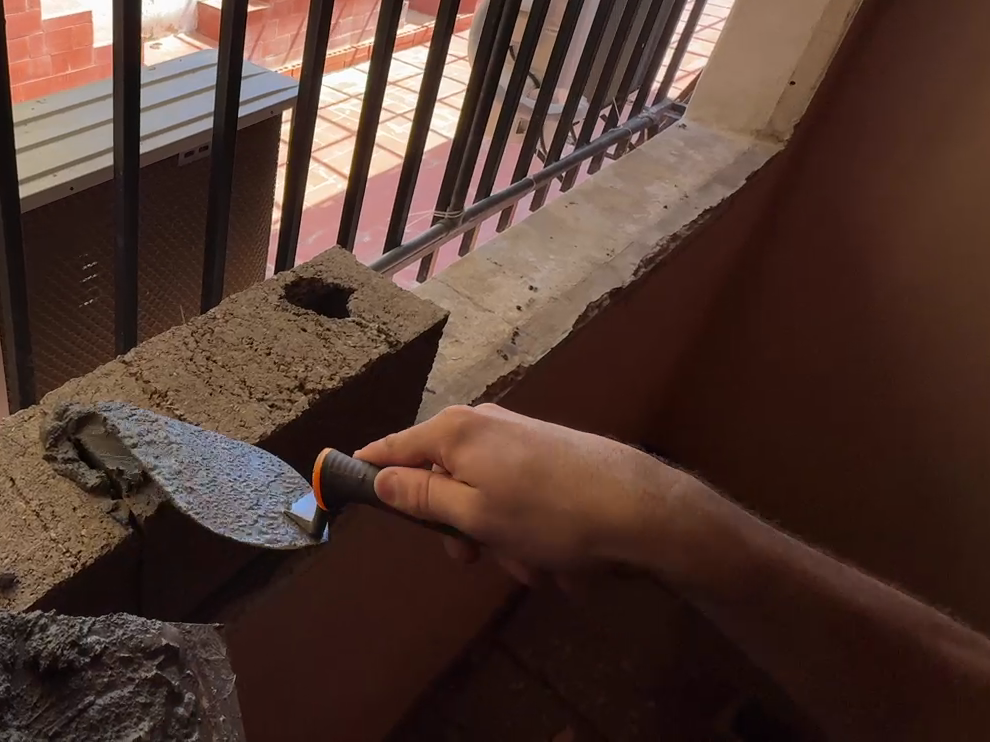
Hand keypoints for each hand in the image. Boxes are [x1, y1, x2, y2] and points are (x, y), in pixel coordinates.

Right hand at [356, 404, 688, 581]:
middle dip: (455, 523)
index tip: (343, 480)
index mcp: (453, 432)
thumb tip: (378, 478)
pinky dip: (524, 524)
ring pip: (481, 491)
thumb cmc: (549, 514)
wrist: (645, 508)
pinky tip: (556, 556)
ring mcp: (514, 436)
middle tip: (475, 558)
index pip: (392, 447)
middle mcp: (478, 423)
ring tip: (535, 566)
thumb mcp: (474, 515)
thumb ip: (420, 497)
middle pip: (440, 476)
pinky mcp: (545, 452)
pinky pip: (514, 491)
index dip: (368, 467)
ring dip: (497, 534)